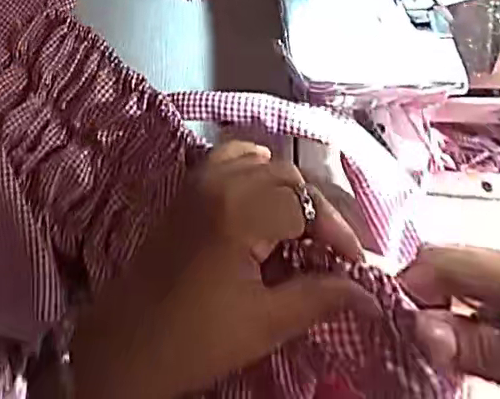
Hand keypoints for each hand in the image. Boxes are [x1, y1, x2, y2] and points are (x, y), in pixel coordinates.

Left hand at [69, 141, 380, 398]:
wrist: (130, 341)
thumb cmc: (198, 338)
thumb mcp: (265, 322)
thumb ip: (319, 298)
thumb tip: (369, 294)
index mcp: (240, 209)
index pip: (306, 206)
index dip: (339, 236)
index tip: (358, 268)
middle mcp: (221, 179)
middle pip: (287, 177)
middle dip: (317, 212)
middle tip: (334, 254)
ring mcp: (201, 177)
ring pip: (262, 162)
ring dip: (288, 190)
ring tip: (304, 231)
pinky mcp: (189, 184)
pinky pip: (230, 156)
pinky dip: (255, 168)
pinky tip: (266, 198)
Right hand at [401, 248, 499, 398]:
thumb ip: (489, 350)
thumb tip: (419, 324)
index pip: (441, 259)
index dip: (409, 290)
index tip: (396, 335)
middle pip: (448, 267)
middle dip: (424, 303)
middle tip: (418, 356)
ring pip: (464, 284)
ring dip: (445, 316)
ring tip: (442, 361)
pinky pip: (487, 302)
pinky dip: (469, 324)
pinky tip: (473, 354)